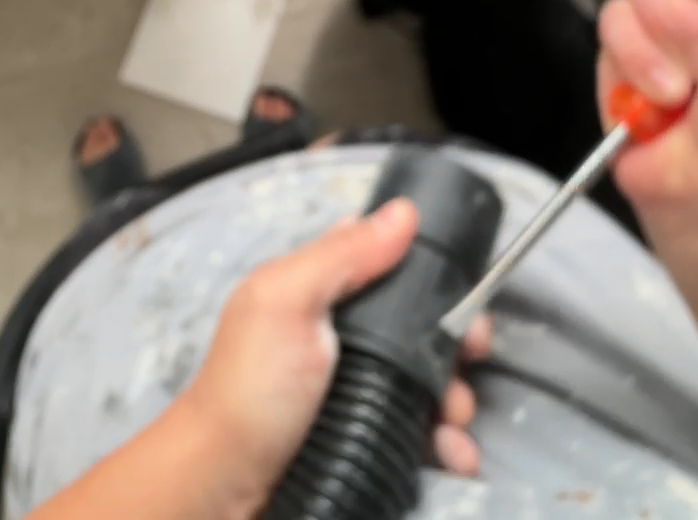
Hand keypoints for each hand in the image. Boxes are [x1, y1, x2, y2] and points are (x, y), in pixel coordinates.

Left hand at [175, 200, 493, 512]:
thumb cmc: (250, 386)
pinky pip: (425, 430)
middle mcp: (345, 334)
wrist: (228, 486)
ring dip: (455, 394)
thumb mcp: (288, 301)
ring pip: (430, 377)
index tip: (464, 292)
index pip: (388, 263)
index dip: (430, 273)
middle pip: (420, 323)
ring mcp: (359, 387)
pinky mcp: (371, 435)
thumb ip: (343, 255)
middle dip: (454, 340)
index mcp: (322, 289)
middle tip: (469, 357)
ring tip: (452, 418)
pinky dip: (448, 441)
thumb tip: (403, 211)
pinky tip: (452, 451)